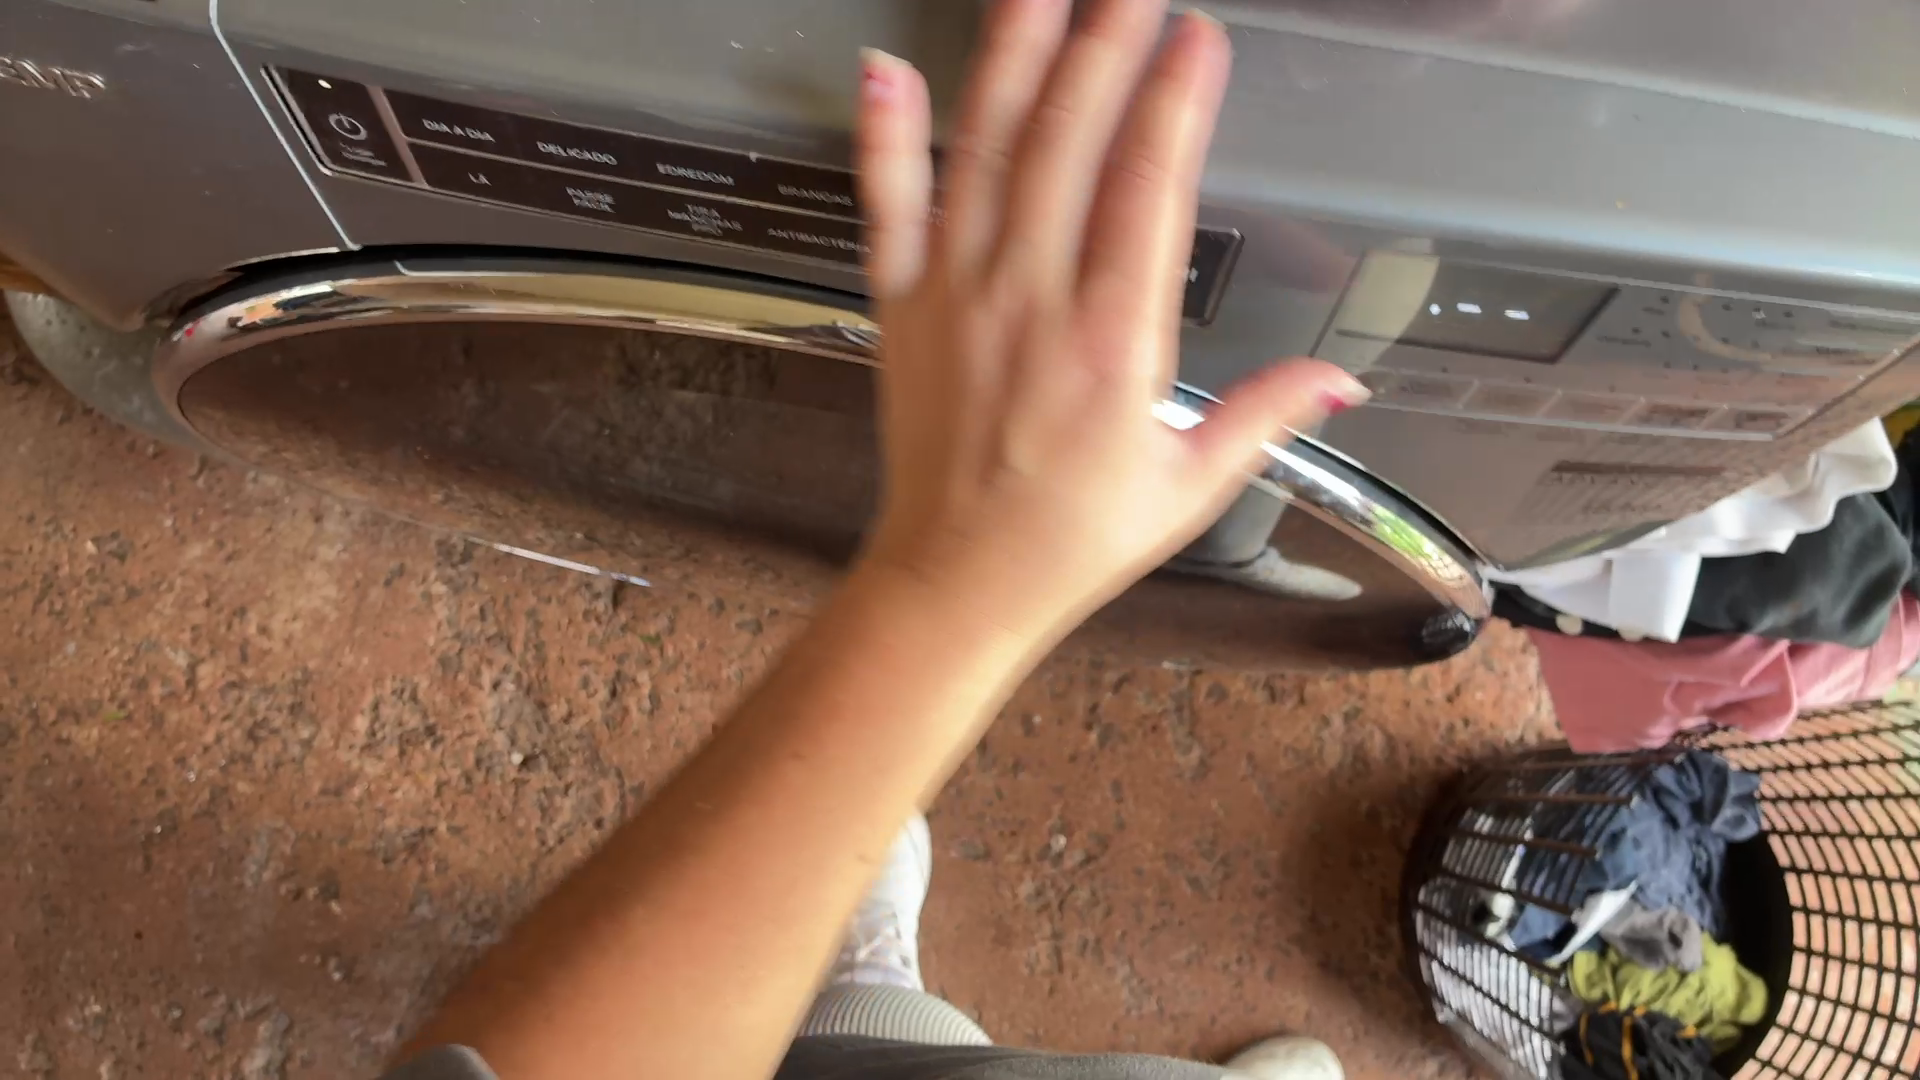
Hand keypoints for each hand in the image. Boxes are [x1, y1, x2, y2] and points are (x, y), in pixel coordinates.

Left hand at [852, 0, 1370, 638]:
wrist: (960, 577)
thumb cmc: (1067, 543)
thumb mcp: (1186, 491)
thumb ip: (1262, 419)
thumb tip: (1338, 383)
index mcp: (1113, 345)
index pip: (1151, 186)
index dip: (1175, 101)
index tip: (1195, 41)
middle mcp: (1030, 305)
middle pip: (1069, 142)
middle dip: (1104, 47)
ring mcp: (956, 302)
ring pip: (985, 154)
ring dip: (1013, 59)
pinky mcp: (903, 316)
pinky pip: (888, 212)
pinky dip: (884, 140)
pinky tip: (885, 72)